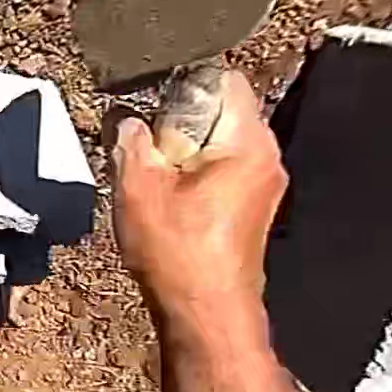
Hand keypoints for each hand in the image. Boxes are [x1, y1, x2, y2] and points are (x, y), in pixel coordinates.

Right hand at [111, 68, 286, 331]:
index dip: (178, 89)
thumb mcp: (137, 190)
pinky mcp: (246, 209)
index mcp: (247, 144)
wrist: (203, 309)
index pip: (221, 82)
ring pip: (212, 147)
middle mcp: (265, 158)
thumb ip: (130, 145)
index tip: (146, 114)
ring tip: (147, 187)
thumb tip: (126, 121)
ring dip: (175, 158)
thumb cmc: (177, 253)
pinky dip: (186, 180)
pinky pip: (216, 174)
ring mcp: (259, 186)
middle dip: (171, 130)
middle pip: (215, 115)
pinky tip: (162, 206)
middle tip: (141, 158)